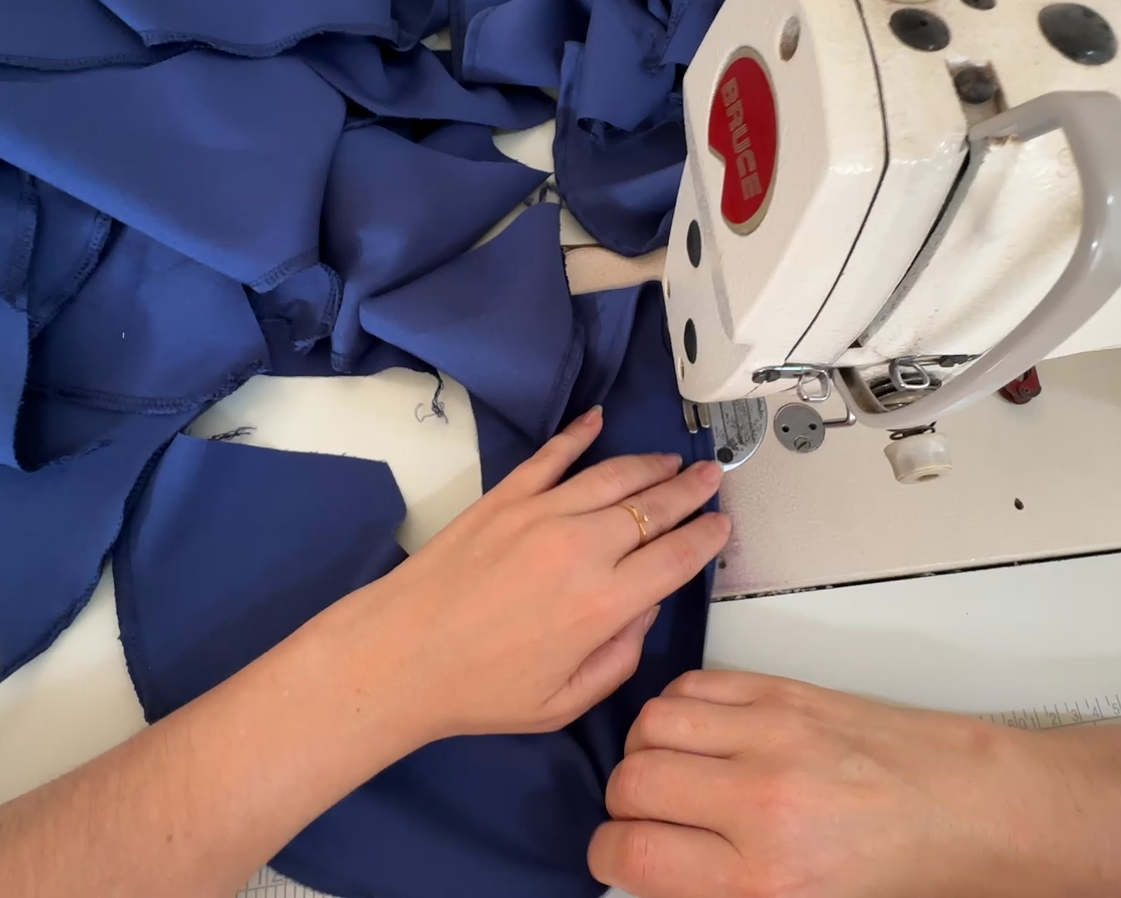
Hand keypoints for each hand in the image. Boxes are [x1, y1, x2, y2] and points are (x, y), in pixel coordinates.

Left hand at [313, 406, 728, 742]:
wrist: (398, 657)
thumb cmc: (482, 690)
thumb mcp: (565, 700)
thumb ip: (621, 655)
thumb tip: (645, 604)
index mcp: (604, 603)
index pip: (676, 557)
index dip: (708, 536)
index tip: (723, 523)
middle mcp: (583, 546)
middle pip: (655, 507)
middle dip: (691, 490)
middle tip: (712, 475)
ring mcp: (542, 512)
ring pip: (614, 475)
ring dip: (650, 464)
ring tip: (673, 460)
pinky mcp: (506, 496)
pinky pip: (552, 456)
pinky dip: (577, 434)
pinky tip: (597, 419)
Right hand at [590, 671, 1041, 897]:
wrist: (966, 807)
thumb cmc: (896, 875)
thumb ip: (720, 892)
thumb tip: (654, 866)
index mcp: (764, 880)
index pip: (635, 856)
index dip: (606, 857)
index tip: (616, 854)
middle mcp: (757, 801)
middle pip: (632, 781)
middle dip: (620, 803)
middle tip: (642, 814)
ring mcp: (768, 732)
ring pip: (652, 723)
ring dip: (641, 748)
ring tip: (663, 766)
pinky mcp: (781, 689)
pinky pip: (693, 683)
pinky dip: (675, 706)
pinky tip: (693, 729)